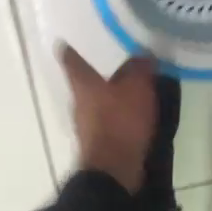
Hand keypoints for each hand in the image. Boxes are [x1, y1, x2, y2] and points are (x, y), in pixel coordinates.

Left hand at [61, 46, 158, 193]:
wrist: (113, 171)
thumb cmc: (121, 122)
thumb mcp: (137, 88)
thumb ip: (140, 68)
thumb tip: (143, 54)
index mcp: (82, 84)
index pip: (70, 59)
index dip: (70, 49)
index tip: (68, 40)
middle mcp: (78, 102)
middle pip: (84, 82)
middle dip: (97, 73)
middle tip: (115, 61)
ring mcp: (85, 125)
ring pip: (96, 102)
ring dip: (109, 96)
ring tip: (129, 88)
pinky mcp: (97, 143)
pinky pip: (107, 121)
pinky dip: (117, 116)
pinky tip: (133, 115)